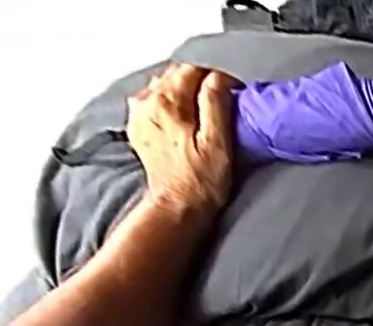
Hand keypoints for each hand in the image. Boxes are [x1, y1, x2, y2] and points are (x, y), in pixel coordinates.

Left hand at [128, 64, 240, 220]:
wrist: (177, 207)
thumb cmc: (203, 182)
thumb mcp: (218, 145)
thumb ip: (215, 107)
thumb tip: (218, 81)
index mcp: (170, 102)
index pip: (194, 71)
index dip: (218, 80)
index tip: (235, 94)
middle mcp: (148, 101)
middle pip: (175, 75)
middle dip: (200, 83)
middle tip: (222, 102)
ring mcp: (139, 114)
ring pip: (162, 86)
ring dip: (184, 92)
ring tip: (203, 111)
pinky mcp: (138, 128)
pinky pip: (152, 102)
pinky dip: (168, 104)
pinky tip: (181, 120)